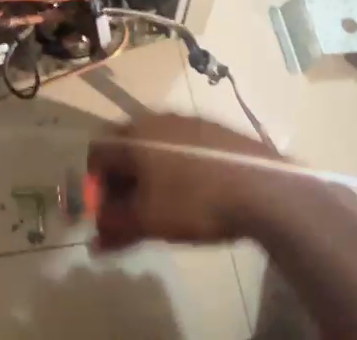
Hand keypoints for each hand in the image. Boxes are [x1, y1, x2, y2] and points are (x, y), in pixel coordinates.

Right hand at [88, 113, 297, 251]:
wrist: (261, 187)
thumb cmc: (195, 203)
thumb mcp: (149, 222)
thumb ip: (115, 228)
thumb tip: (95, 237)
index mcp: (133, 136)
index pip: (96, 154)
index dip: (96, 186)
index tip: (108, 214)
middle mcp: (154, 119)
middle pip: (124, 146)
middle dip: (121, 178)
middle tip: (131, 209)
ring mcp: (185, 120)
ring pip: (153, 144)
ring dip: (147, 171)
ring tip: (161, 202)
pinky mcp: (211, 127)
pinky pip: (179, 144)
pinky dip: (173, 165)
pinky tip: (191, 188)